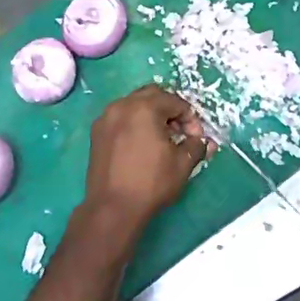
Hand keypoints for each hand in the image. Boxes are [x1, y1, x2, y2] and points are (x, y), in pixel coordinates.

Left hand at [82, 85, 210, 236]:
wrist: (113, 205)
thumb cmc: (151, 183)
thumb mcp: (182, 164)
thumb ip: (195, 145)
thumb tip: (203, 141)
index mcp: (144, 108)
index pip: (174, 101)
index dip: (189, 117)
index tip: (195, 137)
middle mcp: (121, 105)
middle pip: (151, 95)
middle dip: (169, 109)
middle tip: (179, 132)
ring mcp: (105, 117)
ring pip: (133, 104)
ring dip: (150, 114)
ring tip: (161, 138)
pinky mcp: (96, 131)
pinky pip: (119, 116)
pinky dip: (133, 122)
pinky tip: (140, 143)